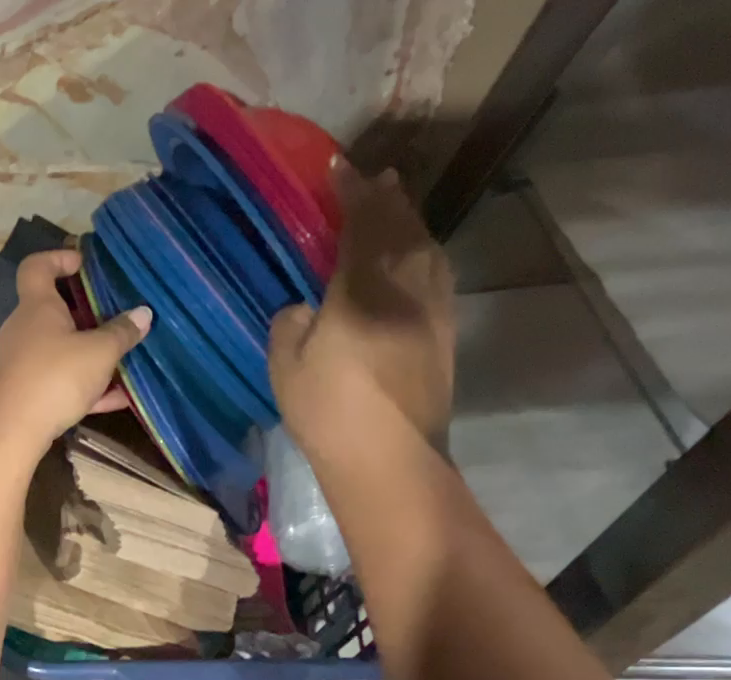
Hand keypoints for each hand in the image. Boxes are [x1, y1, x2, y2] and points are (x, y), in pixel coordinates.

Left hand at [0, 249, 151, 455]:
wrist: (8, 433)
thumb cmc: (53, 379)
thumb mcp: (98, 354)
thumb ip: (121, 333)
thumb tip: (142, 313)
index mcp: (36, 307)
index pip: (36, 267)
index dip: (58, 258)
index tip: (82, 263)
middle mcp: (22, 330)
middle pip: (53, 311)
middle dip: (86, 314)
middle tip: (117, 318)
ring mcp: (19, 363)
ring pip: (59, 350)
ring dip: (89, 355)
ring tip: (124, 361)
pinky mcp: (22, 393)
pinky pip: (58, 382)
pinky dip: (84, 386)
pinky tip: (117, 399)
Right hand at [268, 165, 455, 452]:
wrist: (390, 460)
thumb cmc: (328, 412)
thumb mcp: (286, 366)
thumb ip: (291, 324)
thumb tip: (306, 307)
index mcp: (363, 292)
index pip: (361, 227)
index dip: (351, 194)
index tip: (339, 167)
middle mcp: (408, 290)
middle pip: (403, 230)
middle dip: (388, 201)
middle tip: (376, 179)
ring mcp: (434, 311)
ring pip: (427, 250)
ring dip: (410, 224)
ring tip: (397, 209)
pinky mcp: (444, 334)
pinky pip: (436, 274)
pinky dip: (423, 253)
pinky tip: (414, 258)